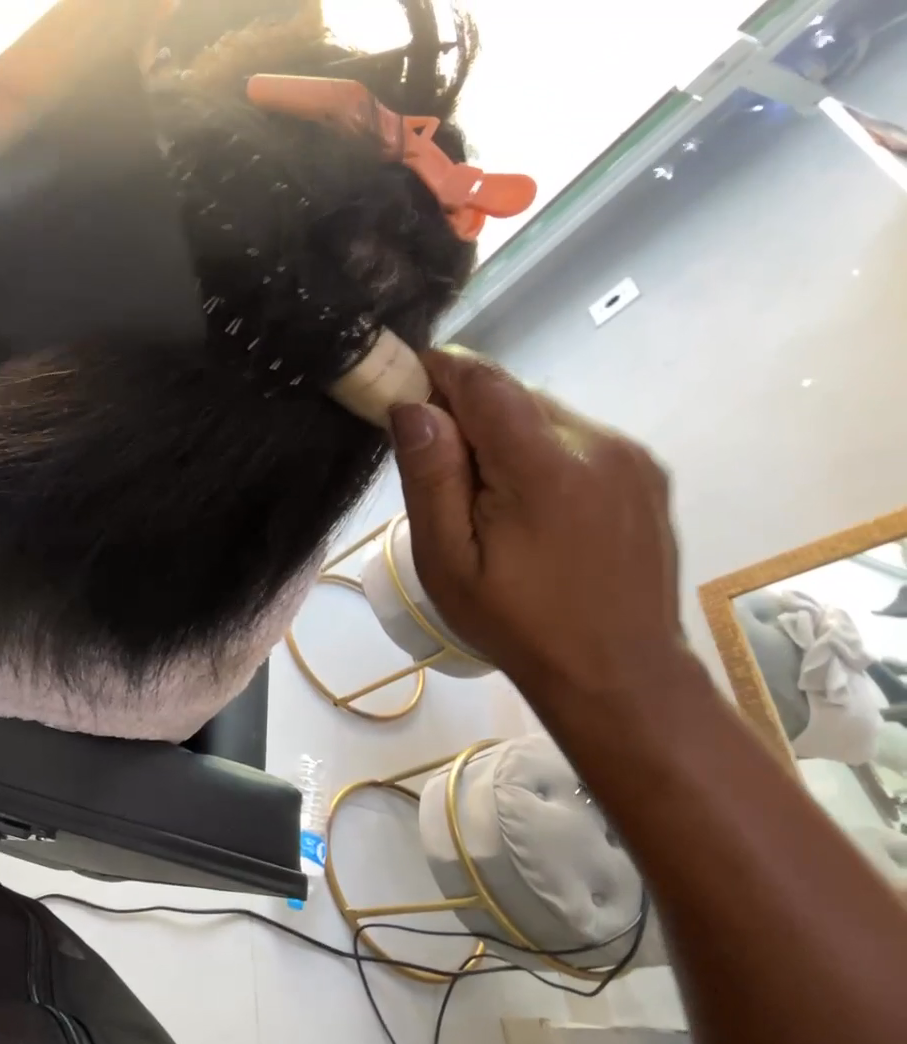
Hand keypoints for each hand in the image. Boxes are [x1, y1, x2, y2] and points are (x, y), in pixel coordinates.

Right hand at [388, 349, 684, 708]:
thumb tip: (412, 406)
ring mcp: (631, 456)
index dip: (436, 370)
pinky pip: (573, 438)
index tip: (398, 384)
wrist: (618, 671)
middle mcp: (598, 444)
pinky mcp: (645, 472)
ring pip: (542, 414)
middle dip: (464, 413)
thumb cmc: (515, 622)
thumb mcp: (447, 559)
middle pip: (512, 395)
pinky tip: (527, 505)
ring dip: (500, 435)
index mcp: (544, 467)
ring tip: (481, 496)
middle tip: (432, 463)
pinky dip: (536, 452)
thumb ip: (431, 476)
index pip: (483, 381)